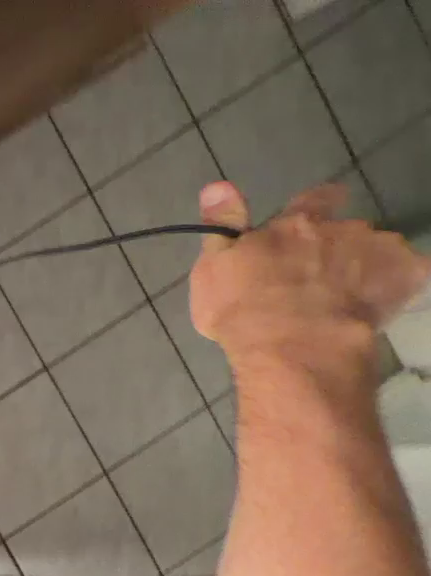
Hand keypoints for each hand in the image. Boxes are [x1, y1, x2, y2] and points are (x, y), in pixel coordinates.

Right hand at [190, 181, 429, 384]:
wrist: (293, 342)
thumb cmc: (243, 307)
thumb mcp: (212, 268)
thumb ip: (222, 226)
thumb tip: (217, 184)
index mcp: (296, 225)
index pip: (315, 199)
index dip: (314, 206)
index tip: (307, 220)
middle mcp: (345, 227)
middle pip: (345, 230)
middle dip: (332, 247)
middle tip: (309, 279)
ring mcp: (382, 249)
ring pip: (373, 251)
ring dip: (358, 266)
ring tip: (334, 298)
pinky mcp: (410, 275)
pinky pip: (405, 274)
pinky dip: (390, 285)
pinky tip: (369, 304)